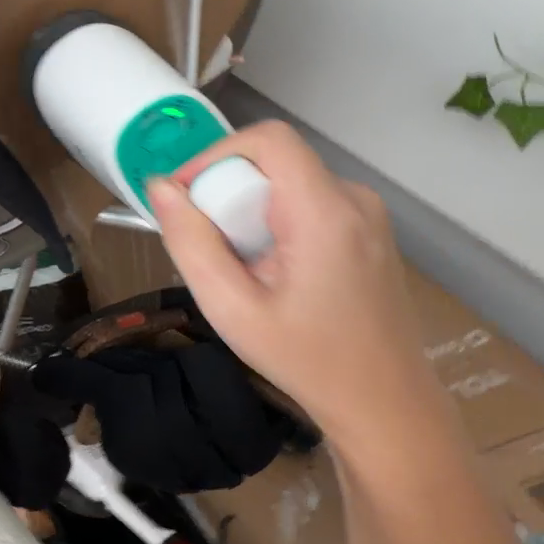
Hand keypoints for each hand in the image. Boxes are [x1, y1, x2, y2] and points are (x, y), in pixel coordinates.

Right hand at [147, 122, 444, 446]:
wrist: (384, 404)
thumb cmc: (304, 357)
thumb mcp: (229, 306)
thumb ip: (190, 240)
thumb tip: (159, 186)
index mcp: (325, 213)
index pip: (266, 139)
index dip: (214, 155)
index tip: (184, 199)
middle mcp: (353, 201)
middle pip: (270, 161)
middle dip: (224, 192)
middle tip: (206, 247)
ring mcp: (365, 215)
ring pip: (283, 182)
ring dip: (245, 210)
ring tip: (235, 266)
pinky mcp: (365, 231)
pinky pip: (302, 201)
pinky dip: (269, 221)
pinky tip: (266, 271)